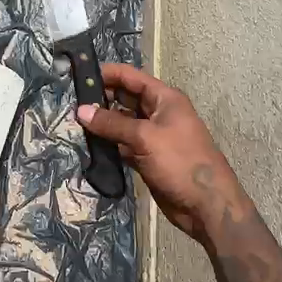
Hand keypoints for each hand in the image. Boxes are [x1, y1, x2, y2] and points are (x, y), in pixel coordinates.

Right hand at [75, 63, 245, 243]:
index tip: (79, 75)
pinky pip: (123, 143)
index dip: (106, 73)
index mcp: (164, 98)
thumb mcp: (144, 138)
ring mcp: (153, 136)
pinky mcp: (148, 157)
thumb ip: (111, 123)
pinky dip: (109, 143)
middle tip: (72, 102)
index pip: (130, 76)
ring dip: (103, 123)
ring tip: (75, 122)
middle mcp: (158, 112)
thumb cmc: (181, 162)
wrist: (208, 209)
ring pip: (122, 122)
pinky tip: (89, 143)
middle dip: (101, 99)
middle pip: (124, 98)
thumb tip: (80, 111)